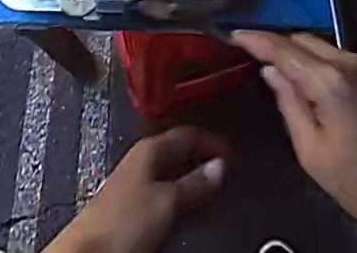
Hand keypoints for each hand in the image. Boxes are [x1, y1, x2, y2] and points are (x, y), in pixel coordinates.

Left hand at [47, 127, 228, 252]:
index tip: (234, 156)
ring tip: (210, 193)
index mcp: (151, 148)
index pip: (190, 134)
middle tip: (225, 174)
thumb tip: (219, 167)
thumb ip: (195, 184)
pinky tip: (185, 210)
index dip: (214, 143)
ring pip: (172, 171)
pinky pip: (163, 189)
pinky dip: (179, 195)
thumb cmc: (122, 223)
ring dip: (192, 179)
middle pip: (180, 151)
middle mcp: (142, 158)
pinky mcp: (129, 203)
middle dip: (204, 160)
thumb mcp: (167, 202)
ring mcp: (134, 180)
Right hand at [231, 32, 356, 252]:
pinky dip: (320, 62)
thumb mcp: (313, 152)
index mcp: (333, 81)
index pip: (286, 49)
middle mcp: (353, 62)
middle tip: (252, 56)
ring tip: (278, 71)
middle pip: (305, 39)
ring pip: (324, 46)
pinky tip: (310, 82)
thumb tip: (271, 72)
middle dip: (278, 44)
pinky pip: (341, 57)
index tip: (235, 35)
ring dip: (300, 53)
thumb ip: (289, 104)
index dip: (258, 40)